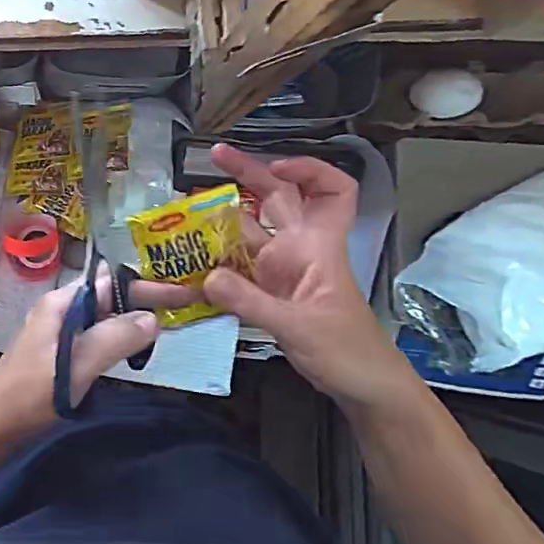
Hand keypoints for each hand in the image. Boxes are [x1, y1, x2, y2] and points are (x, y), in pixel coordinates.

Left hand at [0, 262, 195, 443]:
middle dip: (145, 301)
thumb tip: (154, 318)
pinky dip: (120, 341)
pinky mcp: (60, 357)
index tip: (186, 293)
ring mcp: (59, 335)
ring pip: (105, 320)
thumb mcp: (76, 364)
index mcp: (61, 304)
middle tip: (186, 310)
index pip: (112, 283)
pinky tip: (137, 352)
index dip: (149, 286)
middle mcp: (61, 312)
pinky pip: (98, 340)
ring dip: (134, 322)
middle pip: (110, 298)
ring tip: (170, 327)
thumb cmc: (29, 393)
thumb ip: (115, 338)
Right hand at [203, 144, 418, 408]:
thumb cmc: (348, 351)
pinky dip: (212, 264)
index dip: (310, 171)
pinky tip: (185, 263)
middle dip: (248, 173)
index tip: (275, 169)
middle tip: (213, 156)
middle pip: (277, 200)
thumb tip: (208, 278)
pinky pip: (234, 269)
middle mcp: (297, 250)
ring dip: (218, 221)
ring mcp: (279, 271)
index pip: (333, 192)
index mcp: (318, 247)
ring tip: (182, 212)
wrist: (361, 387)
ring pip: (247, 233)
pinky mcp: (265, 294)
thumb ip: (251, 303)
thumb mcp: (299, 327)